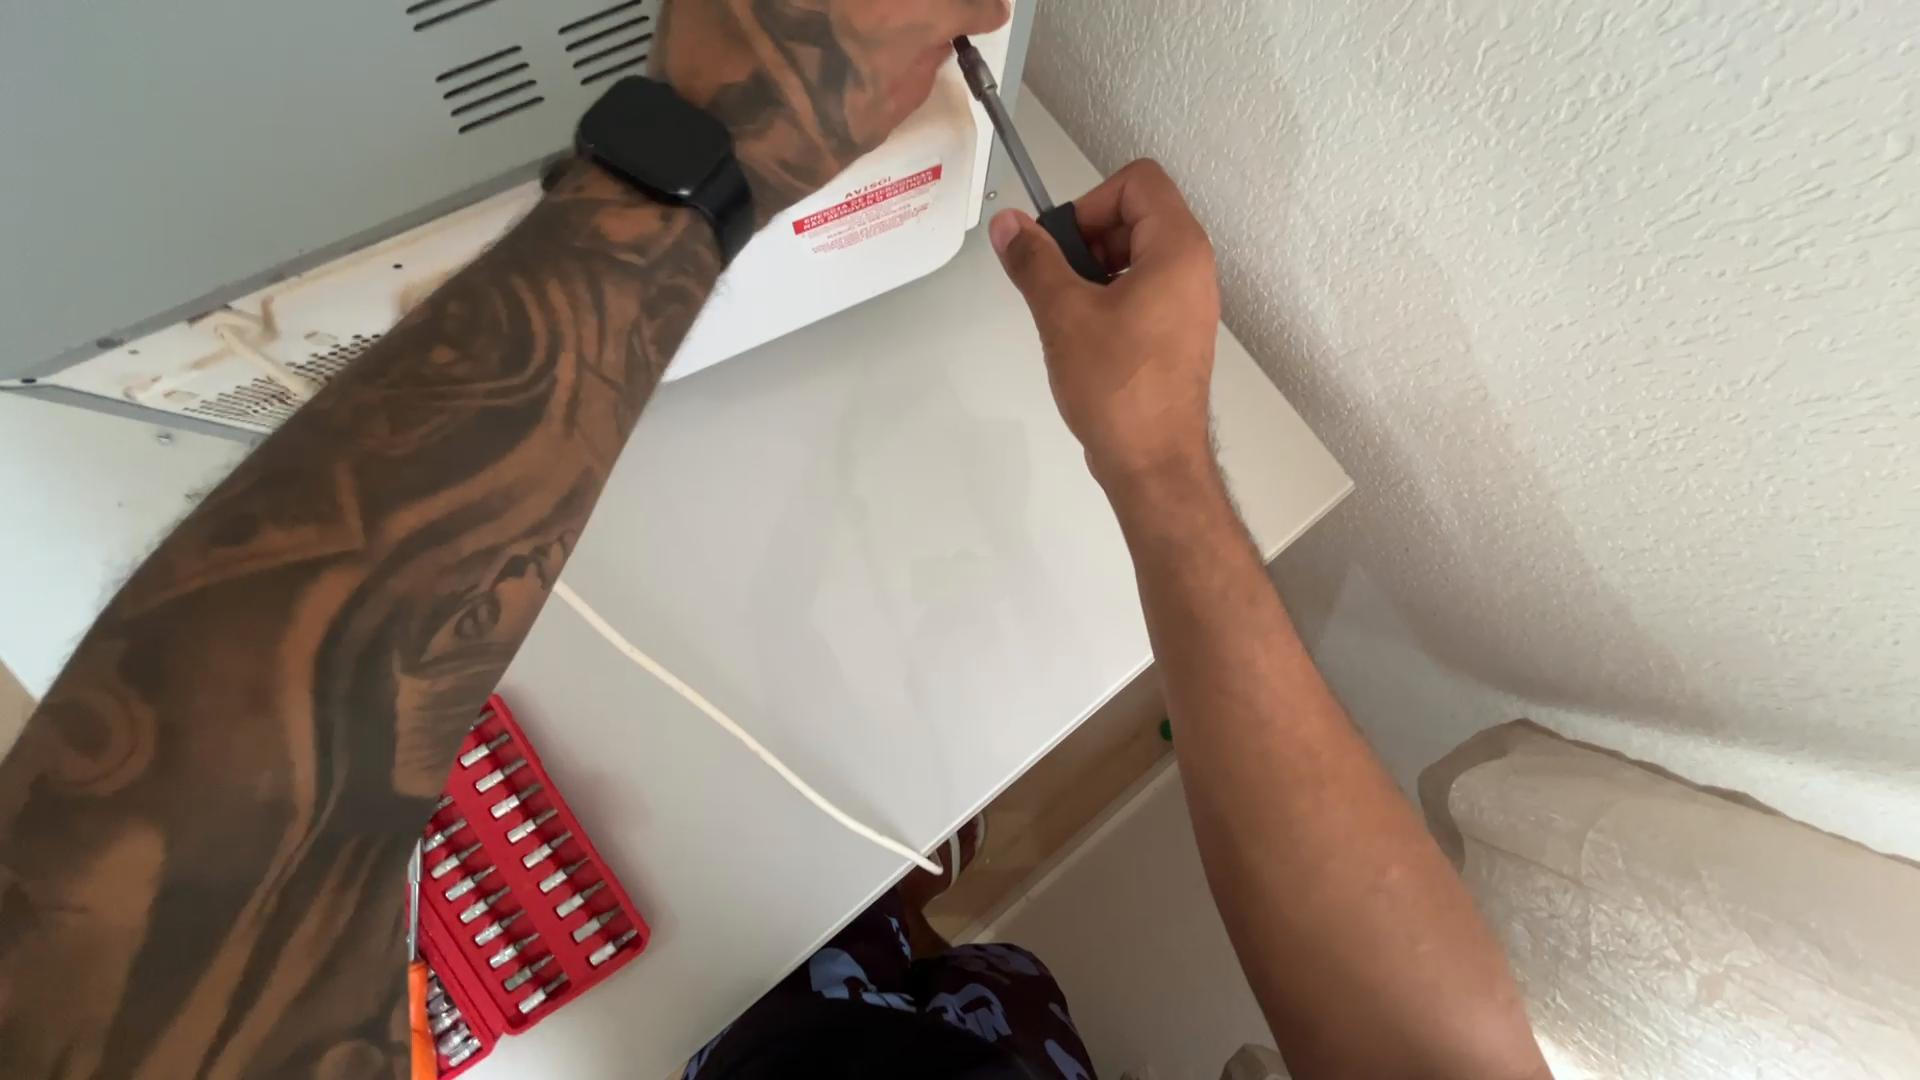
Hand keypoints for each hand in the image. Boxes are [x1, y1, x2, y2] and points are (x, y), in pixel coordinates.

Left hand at [656, 0, 1010, 219]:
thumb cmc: (788, 144)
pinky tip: (807, 24)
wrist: (710, 142)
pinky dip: (813, 9)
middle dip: (921, 6)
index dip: (979, 8)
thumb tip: (935, 41)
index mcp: (892, 21)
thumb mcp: (873, 120)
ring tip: (849, 33)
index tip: (983, 12)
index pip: (964, 0)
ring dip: (868, 8)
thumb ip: (916, 70)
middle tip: (917, 20)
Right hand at [991, 160, 1221, 492]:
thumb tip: (1010, 225)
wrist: (1152, 463)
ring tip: (1067, 316)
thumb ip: (1034, 262)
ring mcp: (1187, 306)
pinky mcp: (1174, 337)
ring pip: (1135, 259)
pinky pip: (1140, 295)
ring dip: (1093, 275)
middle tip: (1058, 282)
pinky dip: (1108, 302)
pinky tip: (1084, 341)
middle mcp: (1192, 271)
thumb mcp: (1064, 316)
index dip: (1089, 203)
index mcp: (1177, 250)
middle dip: (1087, 240)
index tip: (1061, 246)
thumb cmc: (1120, 392)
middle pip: (1136, 216)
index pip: (1138, 181)